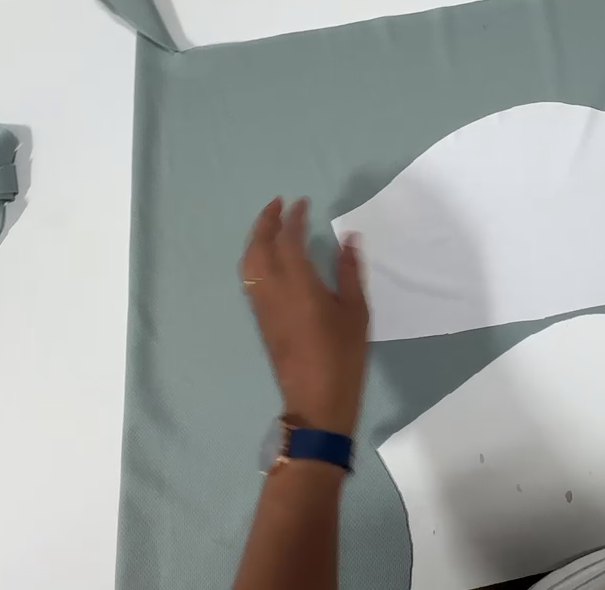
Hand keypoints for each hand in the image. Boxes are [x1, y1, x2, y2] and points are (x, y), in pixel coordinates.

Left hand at [239, 197, 369, 436]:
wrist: (316, 401)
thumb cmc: (343, 355)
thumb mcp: (356, 311)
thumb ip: (349, 271)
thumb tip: (348, 237)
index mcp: (299, 286)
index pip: (288, 241)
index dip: (294, 219)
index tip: (303, 203)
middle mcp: (273, 292)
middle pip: (258, 248)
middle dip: (265, 222)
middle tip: (279, 204)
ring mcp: (262, 307)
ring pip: (248, 264)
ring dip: (255, 238)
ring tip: (271, 225)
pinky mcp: (260, 320)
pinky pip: (249, 279)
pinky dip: (254, 258)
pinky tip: (268, 256)